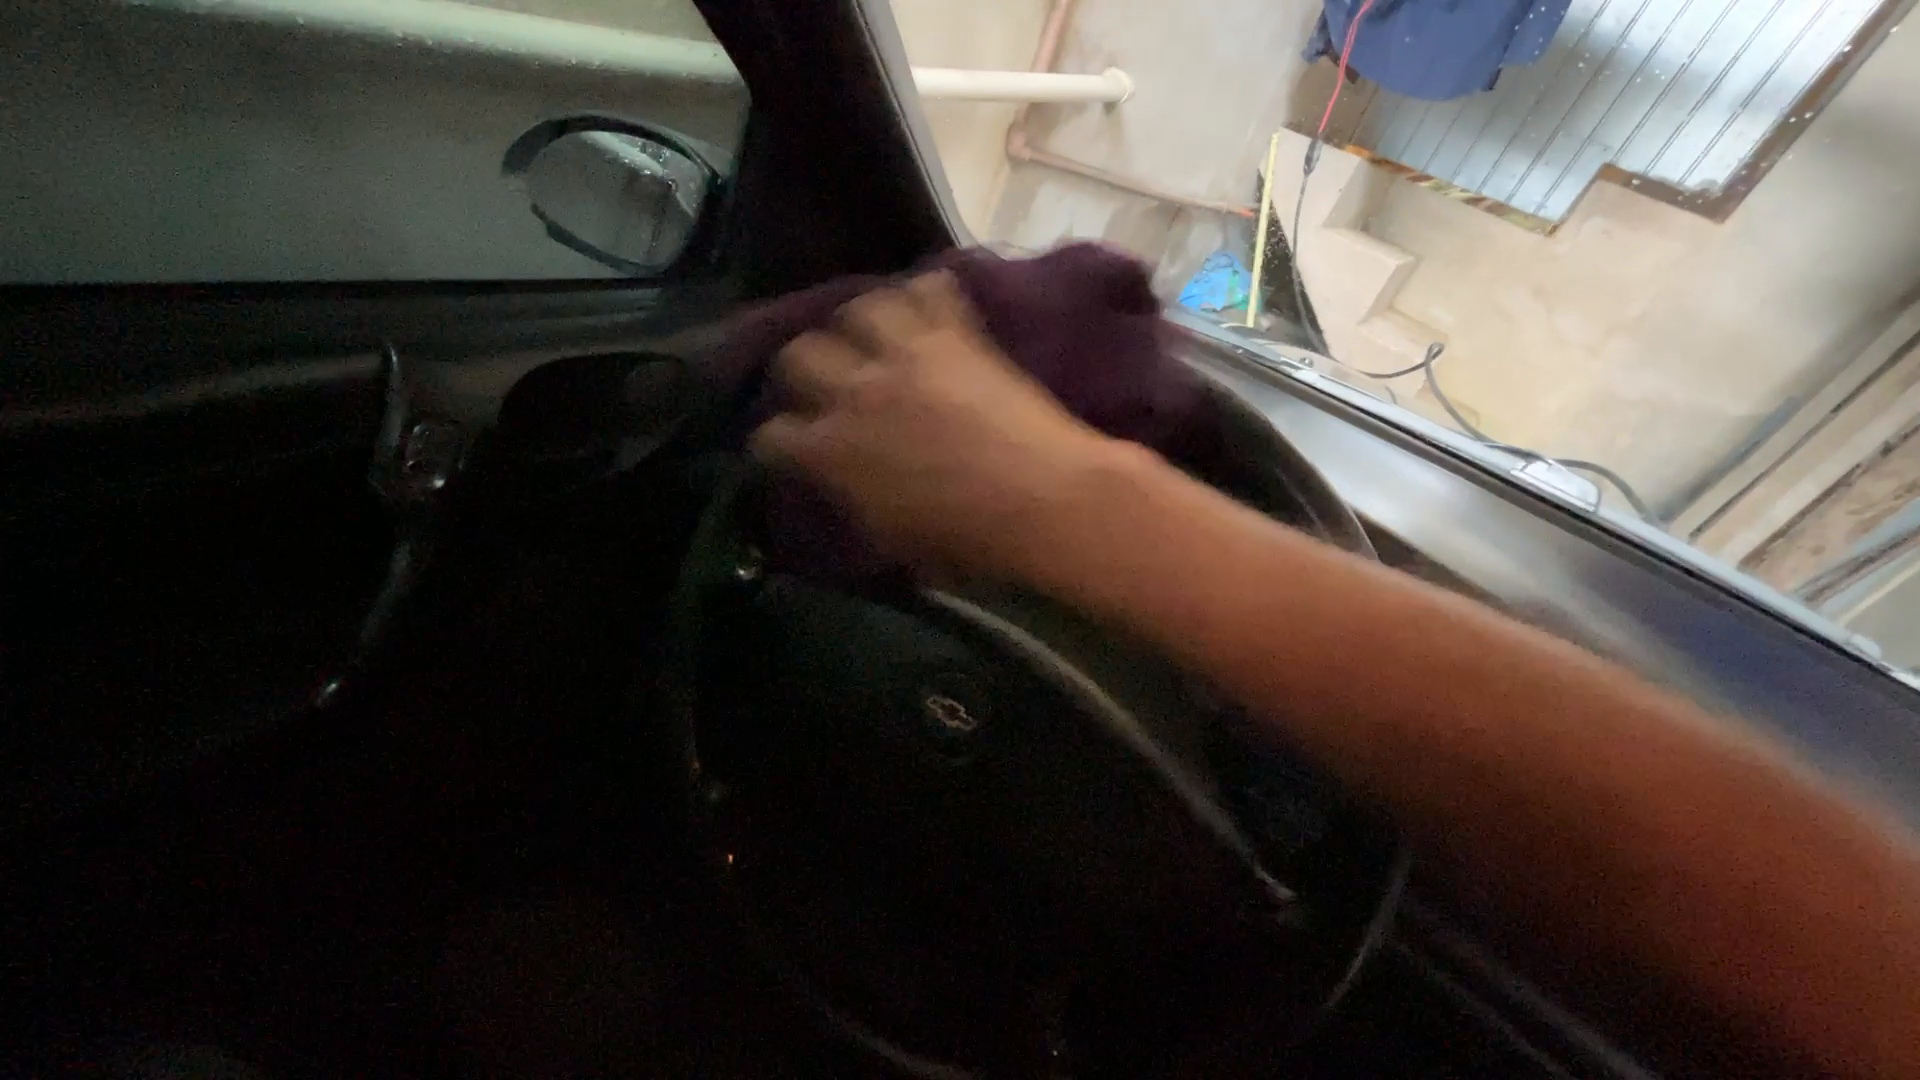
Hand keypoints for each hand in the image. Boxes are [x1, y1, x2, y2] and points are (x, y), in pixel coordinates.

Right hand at [750, 272, 1129, 581]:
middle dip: (801, 367)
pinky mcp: (957, 335)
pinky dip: (925, 294)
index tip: (788, 447)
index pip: (773, 436)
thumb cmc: (970, 542)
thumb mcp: (894, 539)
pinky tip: (928, 308)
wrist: (1043, 502)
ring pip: (857, 307)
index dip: (776, 442)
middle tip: (821, 381)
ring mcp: (906, 355)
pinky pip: (930, 288)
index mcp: (833, 453)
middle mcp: (856, 393)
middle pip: (798, 353)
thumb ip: (857, 501)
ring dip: (858, 321)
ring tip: (871, 336)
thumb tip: (849, 488)